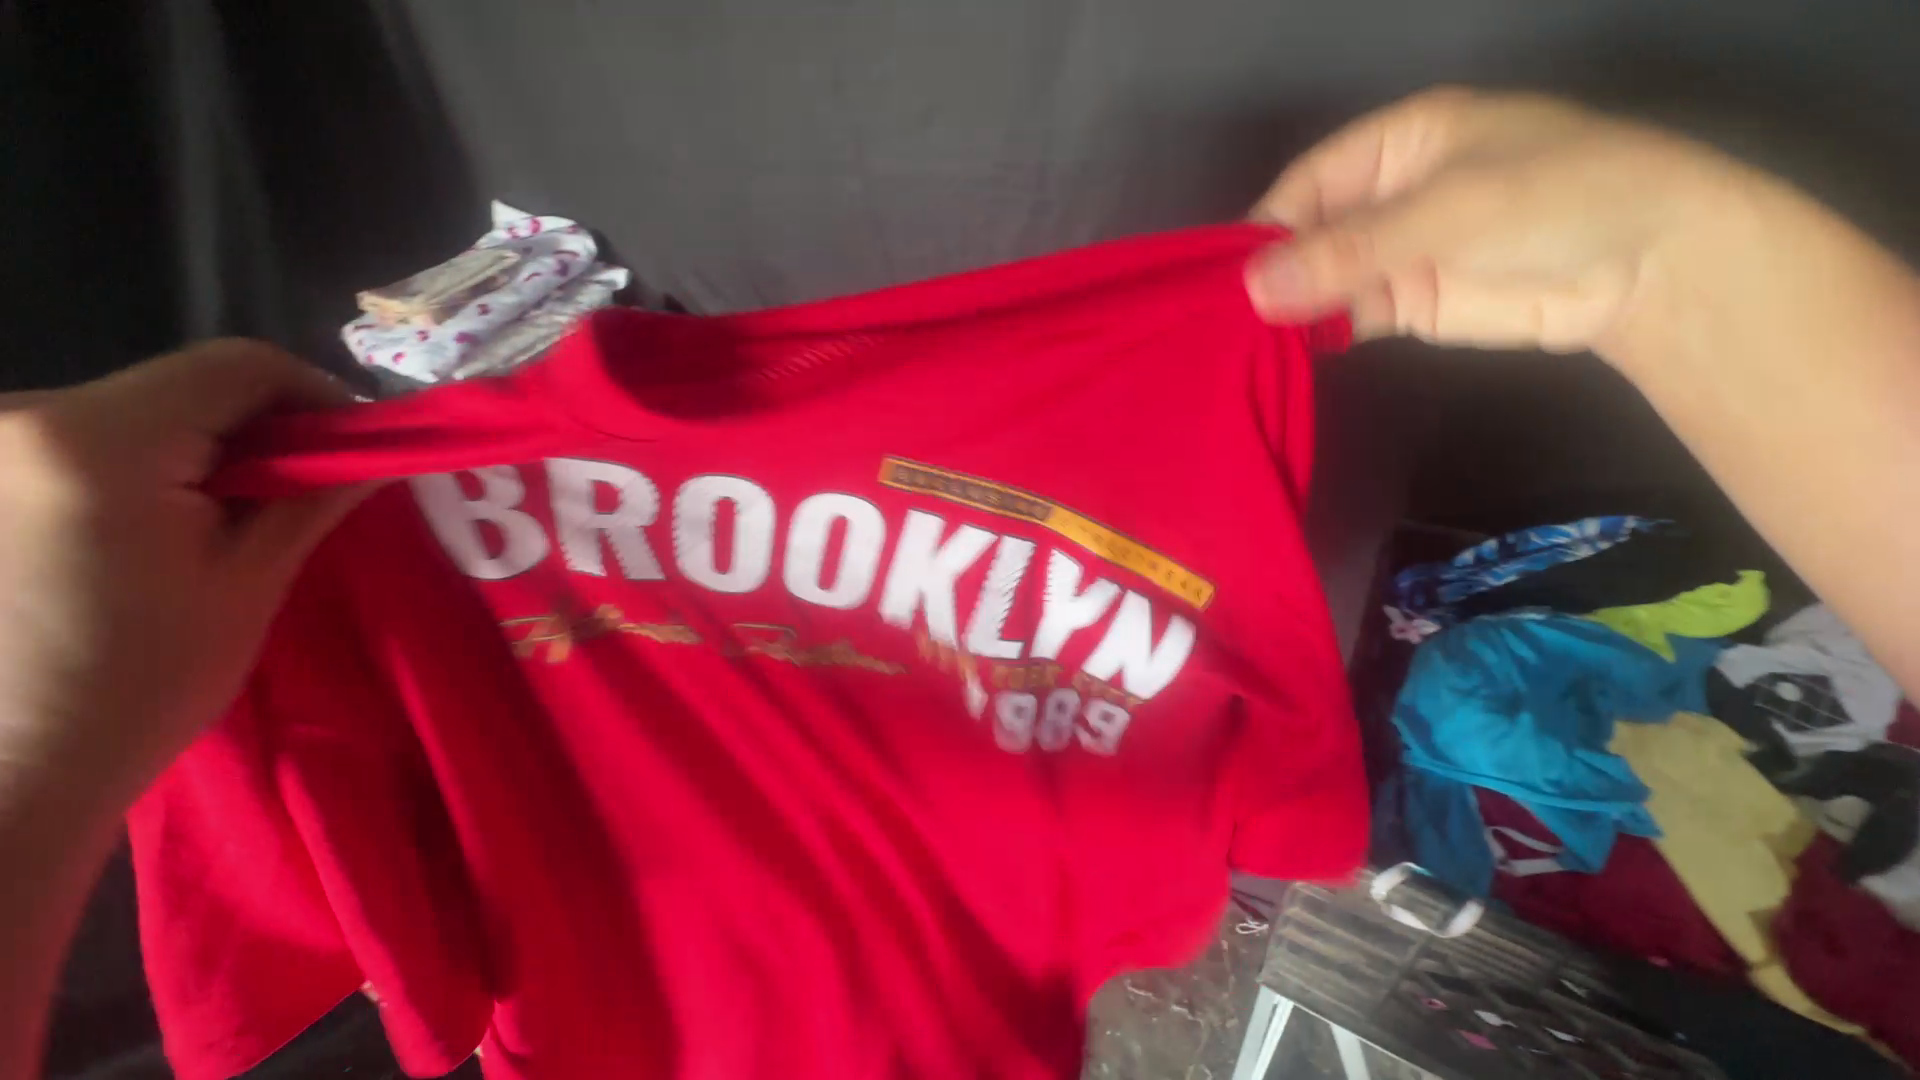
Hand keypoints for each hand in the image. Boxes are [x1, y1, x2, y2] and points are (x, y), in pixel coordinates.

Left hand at [0, 341, 371, 809]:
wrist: (6, 770)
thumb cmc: (143, 680)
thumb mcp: (252, 579)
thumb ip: (316, 494)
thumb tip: (379, 449)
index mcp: (92, 439)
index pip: (237, 366)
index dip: (318, 393)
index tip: (356, 447)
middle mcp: (15, 417)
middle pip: (183, 386)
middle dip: (263, 428)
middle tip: (306, 491)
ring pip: (137, 410)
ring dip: (205, 449)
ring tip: (233, 517)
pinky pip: (86, 438)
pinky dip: (148, 465)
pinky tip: (162, 525)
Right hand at [1245, 87, 1735, 356]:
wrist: (1651, 265)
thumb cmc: (1559, 198)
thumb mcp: (1450, 210)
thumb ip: (1351, 251)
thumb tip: (1255, 289)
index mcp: (1396, 145)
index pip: (1307, 184)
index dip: (1266, 227)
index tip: (1228, 278)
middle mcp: (1384, 197)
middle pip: (1306, 235)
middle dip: (1271, 275)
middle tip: (1227, 320)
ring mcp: (1392, 253)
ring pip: (1319, 281)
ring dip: (1288, 310)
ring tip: (1242, 343)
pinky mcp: (1403, 303)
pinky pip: (1343, 317)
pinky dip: (1314, 334)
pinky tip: (1283, 353)